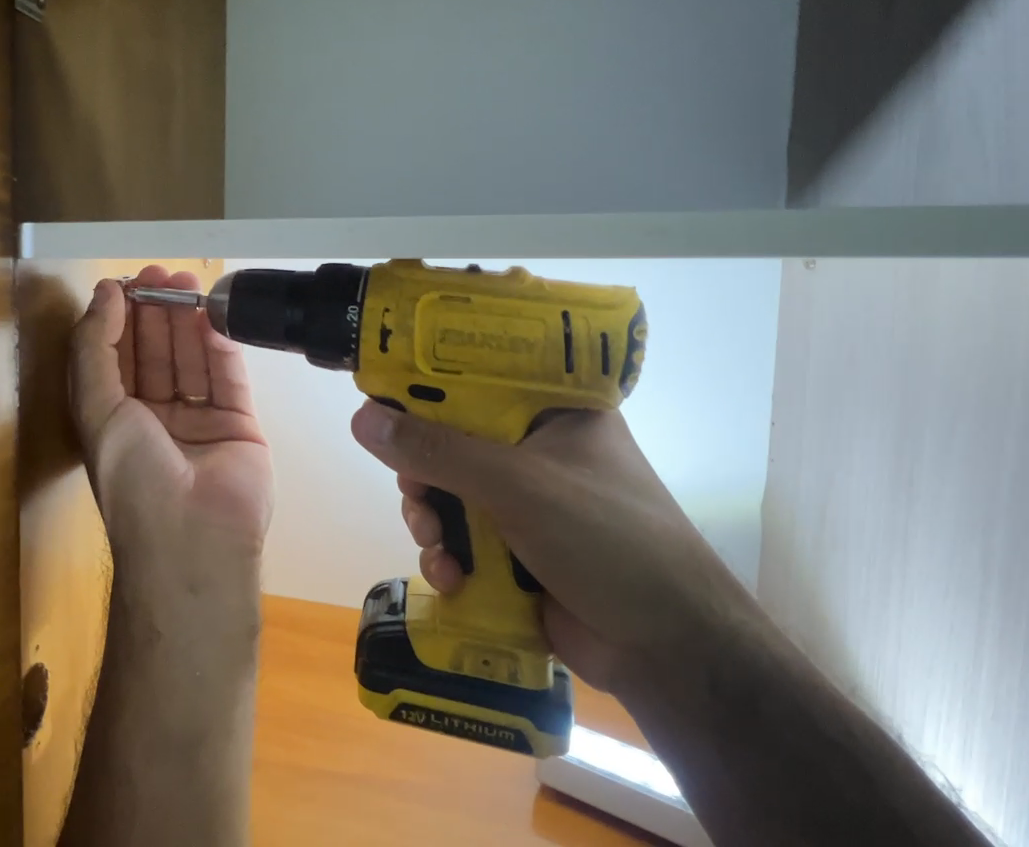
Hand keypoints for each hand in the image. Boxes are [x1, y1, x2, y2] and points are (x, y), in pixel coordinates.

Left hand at [70, 266, 272, 571]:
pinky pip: (228, 377)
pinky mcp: (238, 424)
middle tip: (165, 274)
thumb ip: (95, 348)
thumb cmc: (133, 474)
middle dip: (157, 312)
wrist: (192, 537)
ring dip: (188, 321)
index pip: (117, 356)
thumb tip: (104, 293)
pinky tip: (213, 317)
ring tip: (189, 283)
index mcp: (115, 418)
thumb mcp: (97, 408)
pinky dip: (221, 346)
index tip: (128, 282)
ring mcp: (199, 421)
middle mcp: (155, 417)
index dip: (120, 318)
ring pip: (192, 359)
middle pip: (156, 352)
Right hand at [351, 403, 756, 693]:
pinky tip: (450, 578)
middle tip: (416, 491)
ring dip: (430, 520)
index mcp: (554, 411)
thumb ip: (436, 450)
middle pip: (451, 440)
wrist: (668, 649)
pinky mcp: (515, 550)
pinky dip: (447, 556)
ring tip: (434, 546)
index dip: (428, 387)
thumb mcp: (517, 485)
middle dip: (422, 472)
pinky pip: (459, 538)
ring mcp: (526, 503)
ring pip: (448, 492)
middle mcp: (537, 450)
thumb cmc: (608, 540)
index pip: (477, 379)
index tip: (383, 400)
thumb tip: (360, 417)